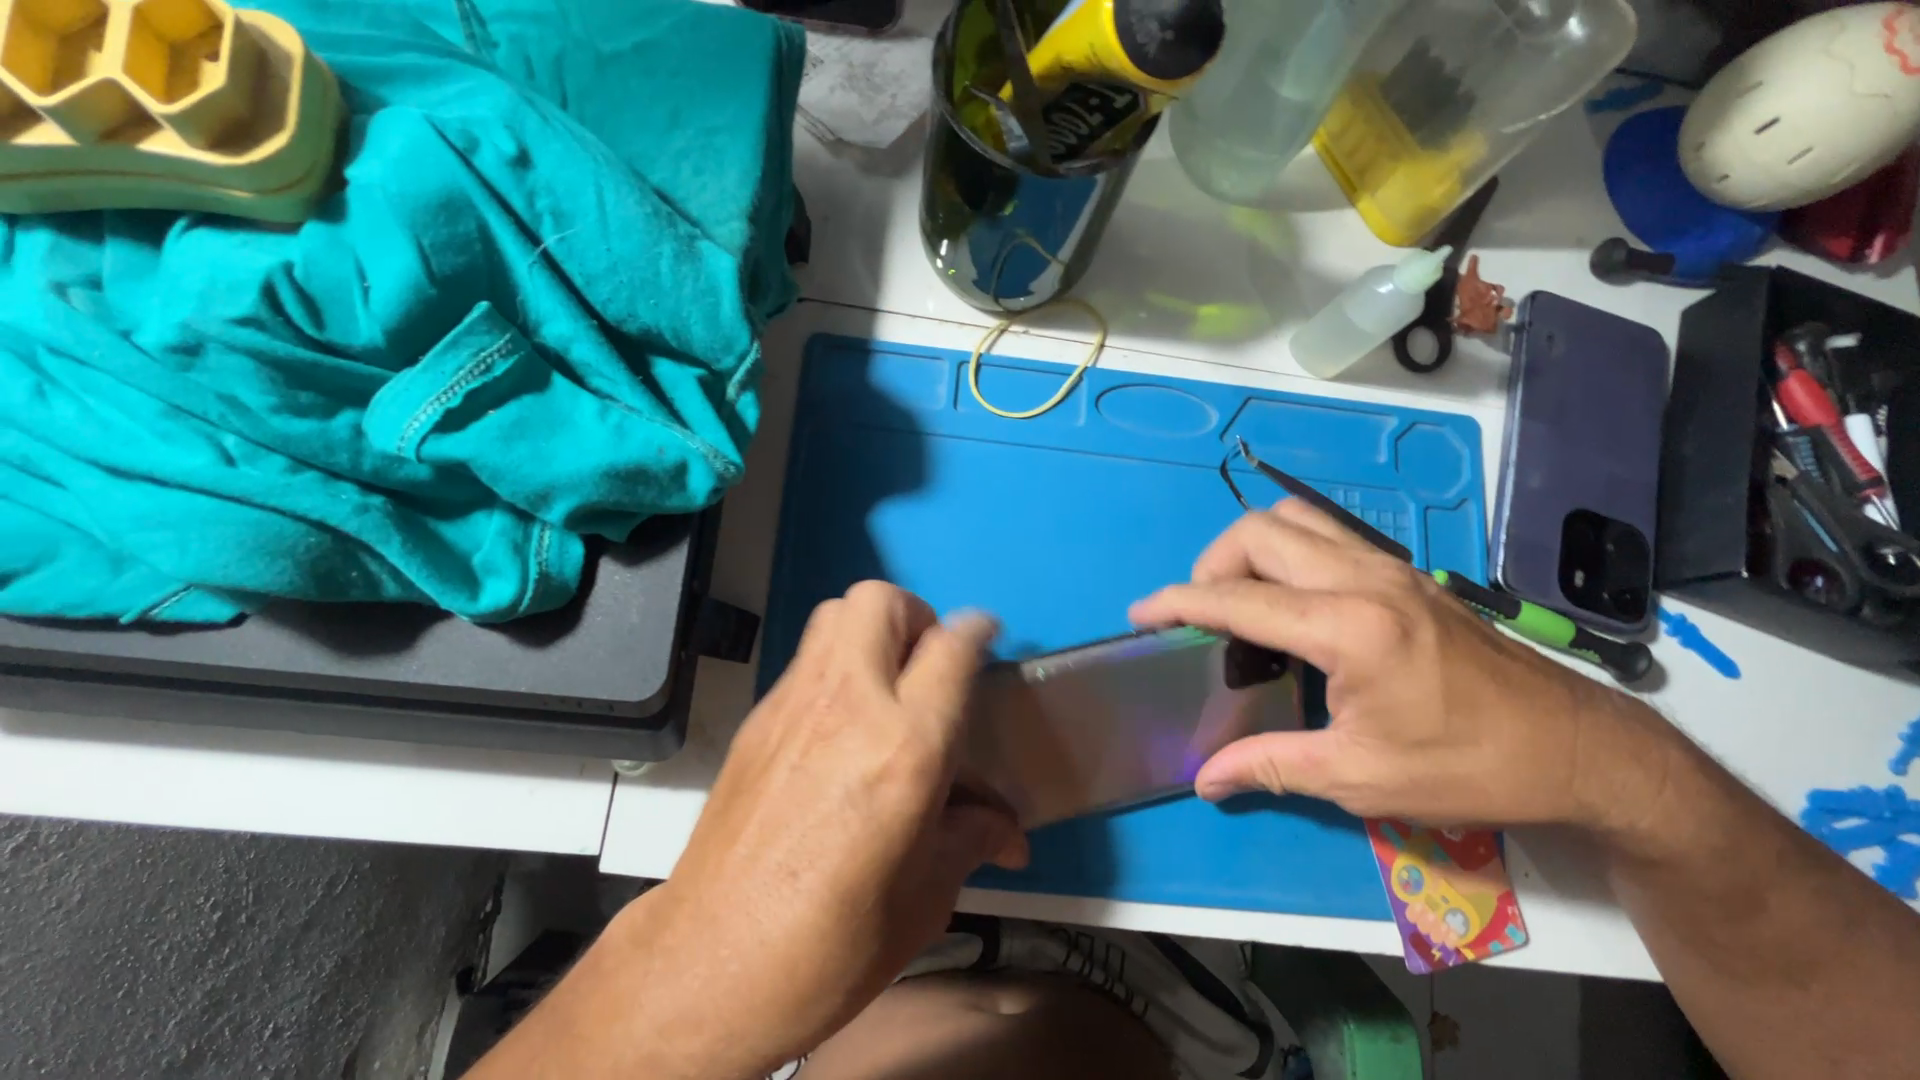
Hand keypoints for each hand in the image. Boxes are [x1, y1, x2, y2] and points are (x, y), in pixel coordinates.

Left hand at [613, 582, 1027, 1079]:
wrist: (712, 963)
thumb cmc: (835, 944)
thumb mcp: (926, 897)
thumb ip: (971, 839)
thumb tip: (1006, 833)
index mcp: (906, 747)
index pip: (951, 647)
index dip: (977, 630)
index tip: (987, 639)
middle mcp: (849, 704)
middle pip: (880, 601)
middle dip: (915, 616)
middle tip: (929, 665)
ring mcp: (792, 705)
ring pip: (833, 616)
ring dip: (870, 632)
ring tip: (888, 688)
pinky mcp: (755, 721)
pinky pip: (805, 662)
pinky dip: (834, 669)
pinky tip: (840, 732)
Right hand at [1130, 499, 1678, 832]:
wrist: (1577, 749)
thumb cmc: (1469, 767)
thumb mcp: (1361, 778)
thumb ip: (1271, 765)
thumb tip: (1206, 779)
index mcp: (1349, 628)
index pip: (1239, 598)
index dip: (1180, 602)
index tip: (1141, 614)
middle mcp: (1365, 580)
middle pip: (1261, 531)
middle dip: (1211, 563)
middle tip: (1198, 614)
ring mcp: (1391, 569)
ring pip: (1296, 519)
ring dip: (1251, 547)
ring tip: (1238, 598)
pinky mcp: (1409, 575)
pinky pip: (1327, 535)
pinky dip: (1288, 550)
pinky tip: (1290, 601)